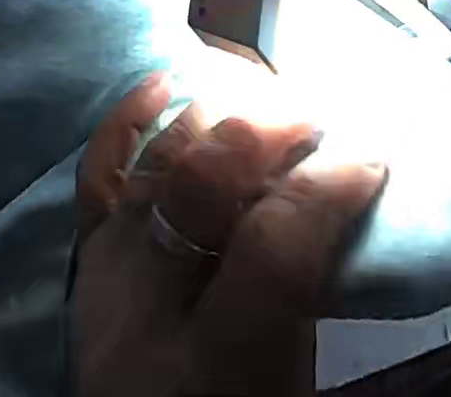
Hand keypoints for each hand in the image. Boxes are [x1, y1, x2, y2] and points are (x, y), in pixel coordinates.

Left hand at [73, 74, 384, 396]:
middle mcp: (146, 304)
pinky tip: (161, 84)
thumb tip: (325, 200)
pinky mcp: (85, 251)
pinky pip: (97, 170)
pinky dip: (127, 119)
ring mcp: (106, 268)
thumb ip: (303, 298)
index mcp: (215, 364)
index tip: (365, 154)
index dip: (324, 191)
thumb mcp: (286, 385)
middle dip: (258, 134)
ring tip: (254, 98)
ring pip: (153, 166)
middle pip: (198, 186)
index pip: (271, 249)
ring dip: (208, 119)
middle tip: (304, 115)